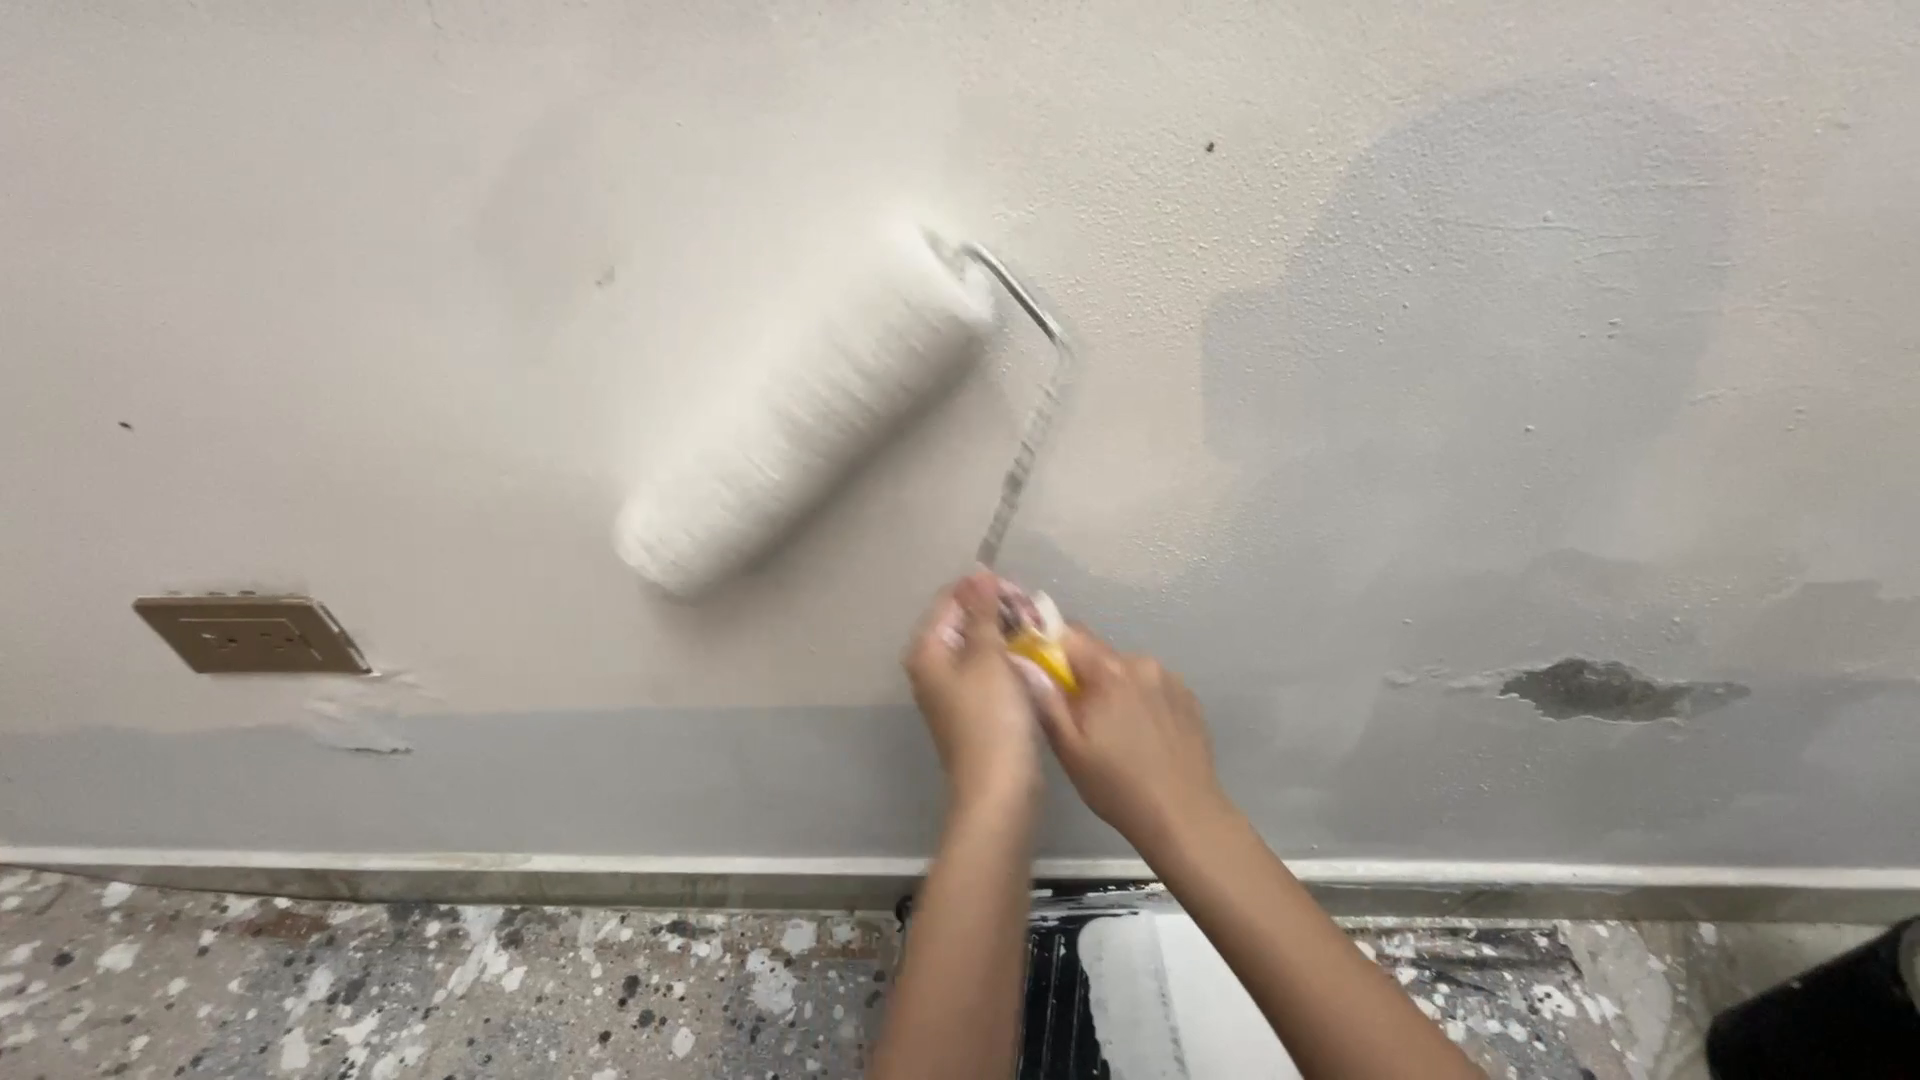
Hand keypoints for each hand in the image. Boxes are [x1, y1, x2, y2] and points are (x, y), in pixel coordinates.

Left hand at [902, 571, 1046, 807]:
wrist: (999, 789)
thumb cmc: (992, 717)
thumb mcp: (988, 657)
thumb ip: (982, 613)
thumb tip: (976, 574)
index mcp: (928, 649)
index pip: (952, 598)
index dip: (986, 590)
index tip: (1023, 597)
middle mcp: (933, 666)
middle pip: (964, 620)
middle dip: (1000, 612)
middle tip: (1036, 618)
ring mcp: (953, 688)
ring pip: (980, 645)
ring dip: (1009, 635)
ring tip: (1041, 636)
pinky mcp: (974, 707)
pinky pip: (989, 669)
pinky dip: (1009, 660)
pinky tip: (1035, 661)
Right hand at [1036, 626, 1226, 846]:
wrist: (1185, 816)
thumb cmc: (1117, 786)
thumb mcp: (1069, 748)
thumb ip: (1045, 699)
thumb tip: (1022, 661)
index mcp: (1109, 672)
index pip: (1070, 634)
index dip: (1051, 648)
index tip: (1045, 674)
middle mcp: (1142, 664)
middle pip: (1100, 654)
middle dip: (1085, 677)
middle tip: (1081, 718)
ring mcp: (1170, 680)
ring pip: (1128, 672)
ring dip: (1116, 689)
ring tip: (1117, 733)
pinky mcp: (1189, 698)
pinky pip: (1153, 687)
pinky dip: (1142, 702)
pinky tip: (1145, 738)